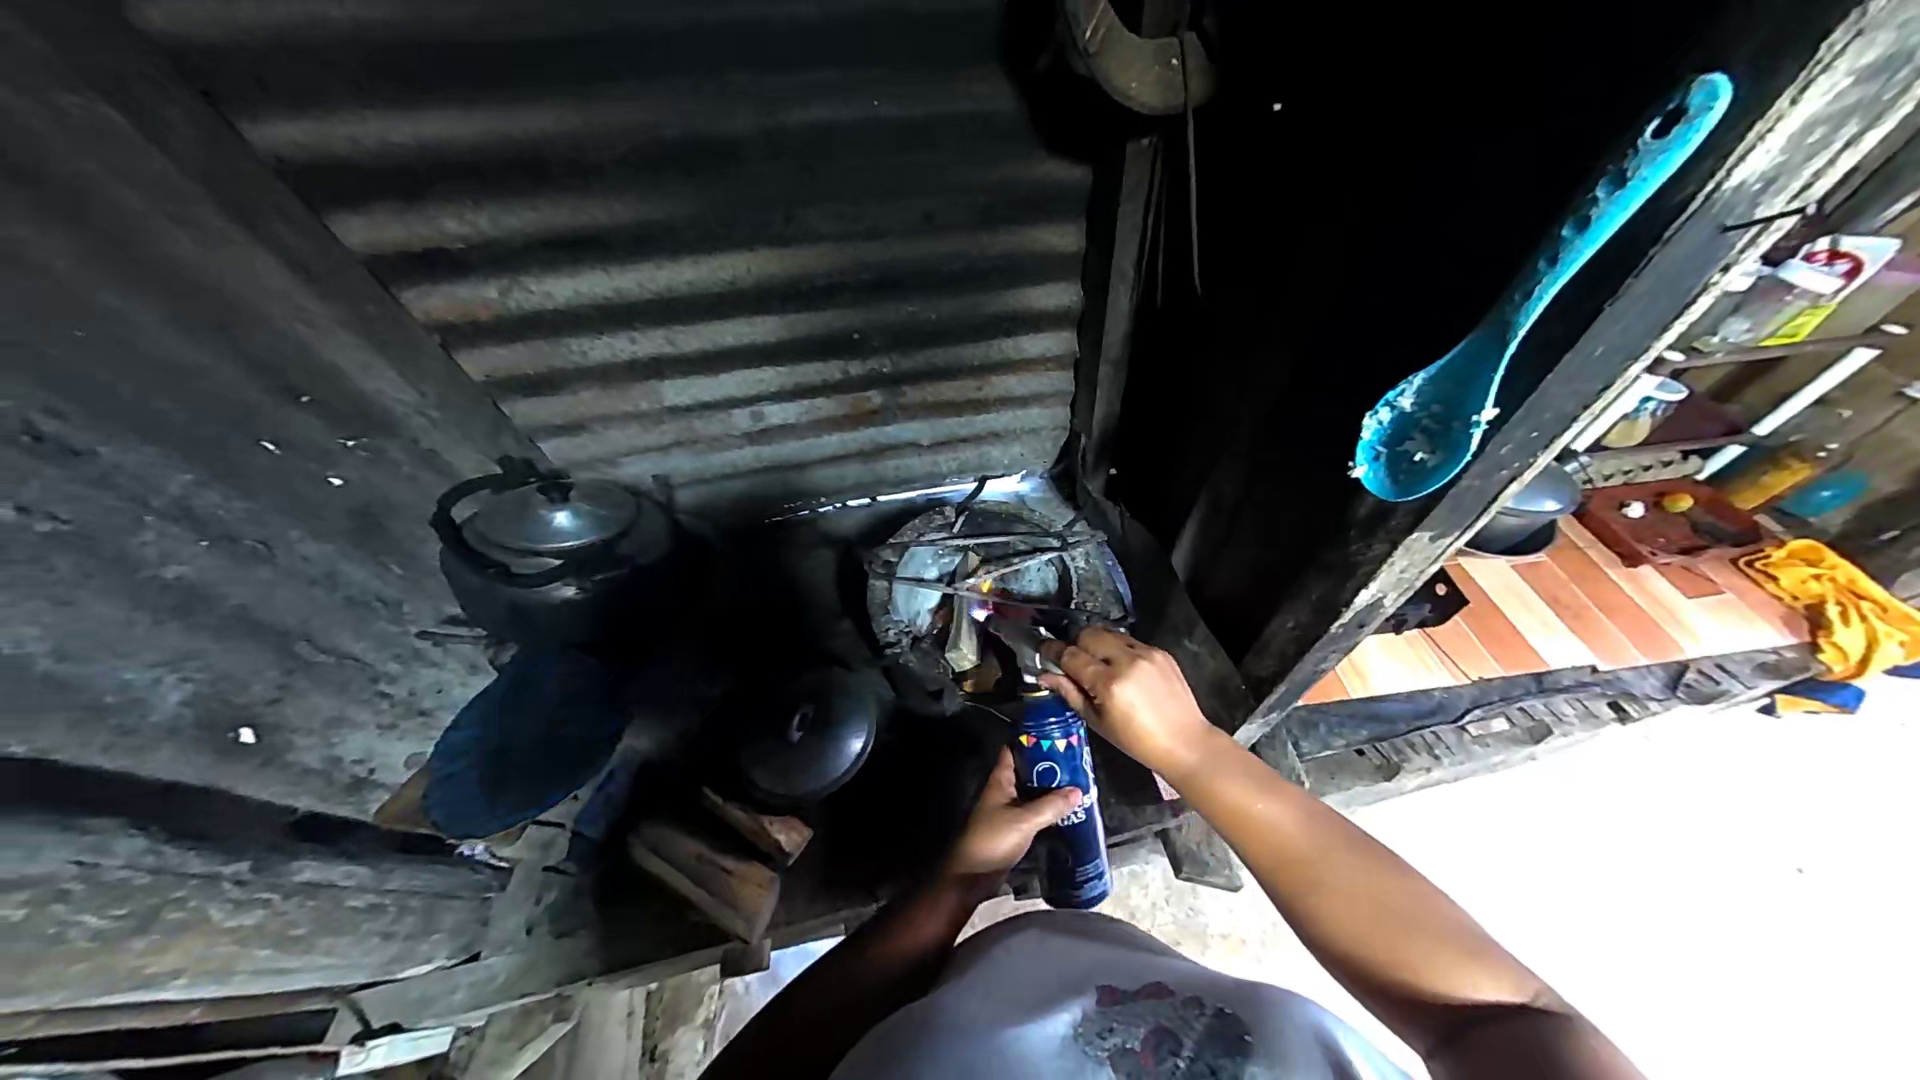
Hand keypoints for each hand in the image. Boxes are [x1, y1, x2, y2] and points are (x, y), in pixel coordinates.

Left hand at [943, 747, 1081, 880]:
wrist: (973, 876)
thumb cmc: (993, 839)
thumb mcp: (1025, 820)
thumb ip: (1051, 805)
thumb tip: (1078, 790)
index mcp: (1000, 780)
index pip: (1012, 750)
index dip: (1030, 740)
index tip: (1054, 736)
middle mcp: (1002, 791)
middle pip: (1026, 771)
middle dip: (1047, 766)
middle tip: (1074, 762)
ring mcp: (1007, 810)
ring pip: (1030, 792)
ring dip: (1049, 788)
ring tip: (1075, 783)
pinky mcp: (1012, 828)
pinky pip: (1032, 811)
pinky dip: (1046, 808)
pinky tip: (1064, 810)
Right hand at [1039, 628, 1217, 779]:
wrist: (1185, 741)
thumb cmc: (1136, 740)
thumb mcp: (1097, 722)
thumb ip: (1070, 693)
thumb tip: (1044, 675)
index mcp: (1109, 684)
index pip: (1071, 655)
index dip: (1053, 651)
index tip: (1045, 651)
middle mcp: (1127, 661)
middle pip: (1088, 634)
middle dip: (1076, 644)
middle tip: (1074, 661)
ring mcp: (1146, 653)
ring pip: (1109, 632)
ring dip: (1097, 644)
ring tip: (1099, 664)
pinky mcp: (1160, 652)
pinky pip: (1129, 640)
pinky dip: (1118, 649)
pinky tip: (1122, 668)